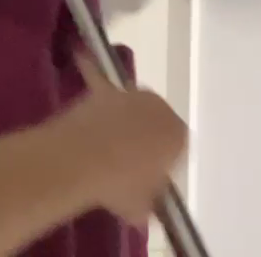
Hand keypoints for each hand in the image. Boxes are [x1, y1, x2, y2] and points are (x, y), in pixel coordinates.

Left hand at [54, 54, 187, 224]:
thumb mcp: (143, 205)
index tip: (150, 175)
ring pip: (131, 104)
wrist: (86, 158)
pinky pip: (97, 75)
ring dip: (123, 115)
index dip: (163, 161)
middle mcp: (159, 107)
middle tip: (129, 160)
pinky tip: (81, 54)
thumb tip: (141, 202)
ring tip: (108, 139)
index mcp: (179, 135)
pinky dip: (90, 66)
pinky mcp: (102, 88)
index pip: (178, 146)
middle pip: (155, 121)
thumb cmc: (122, 185)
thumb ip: (148, 199)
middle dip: (146, 136)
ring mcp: (129, 93)